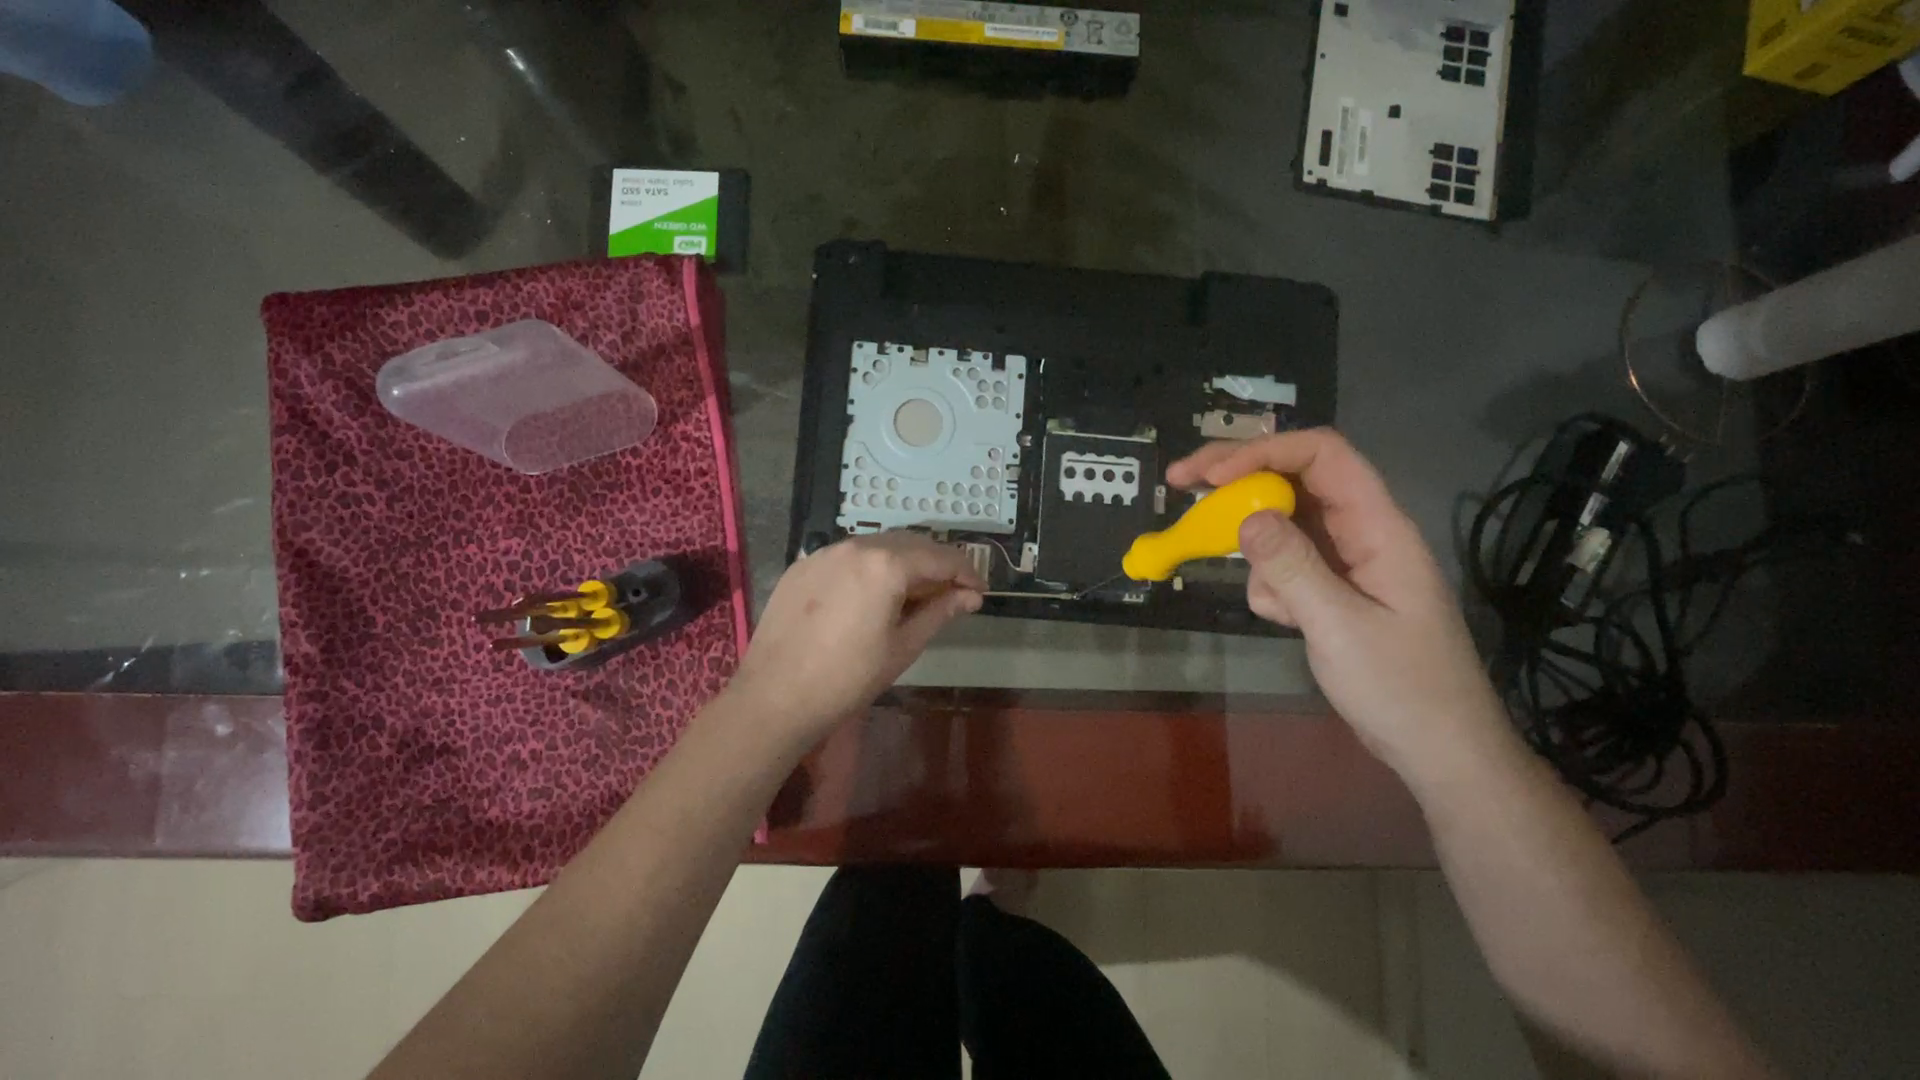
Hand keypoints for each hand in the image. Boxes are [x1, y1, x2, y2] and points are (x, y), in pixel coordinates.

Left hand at [724, 531, 984, 749]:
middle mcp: (856, 546)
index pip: (940, 557)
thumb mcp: (902, 647)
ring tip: (914, 594)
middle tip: (953, 592)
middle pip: (909, 543)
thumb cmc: (848, 678)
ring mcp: (824, 553)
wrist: (776, 696)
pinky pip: (846, 557)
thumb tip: (970, 597)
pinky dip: (869, 568)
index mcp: (886, 565)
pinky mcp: (802, 566)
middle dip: (936, 563)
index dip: (966, 572)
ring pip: (876, 546)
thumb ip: (939, 612)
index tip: (980, 591)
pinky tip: (871, 596)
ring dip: (902, 563)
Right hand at [1167, 430, 1510, 778]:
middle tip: (1181, 483)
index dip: (1265, 451)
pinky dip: (1270, 586)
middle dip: (1238, 480)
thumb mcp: (1341, 627)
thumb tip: (1246, 518)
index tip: (1211, 476)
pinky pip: (1287, 567)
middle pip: (1295, 480)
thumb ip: (1293, 568)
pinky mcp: (1335, 591)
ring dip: (1258, 554)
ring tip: (1272, 604)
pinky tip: (1283, 622)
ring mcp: (1348, 563)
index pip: (1323, 455)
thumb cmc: (1402, 688)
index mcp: (1379, 528)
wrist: (1440, 748)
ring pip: (1285, 526)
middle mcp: (1362, 533)